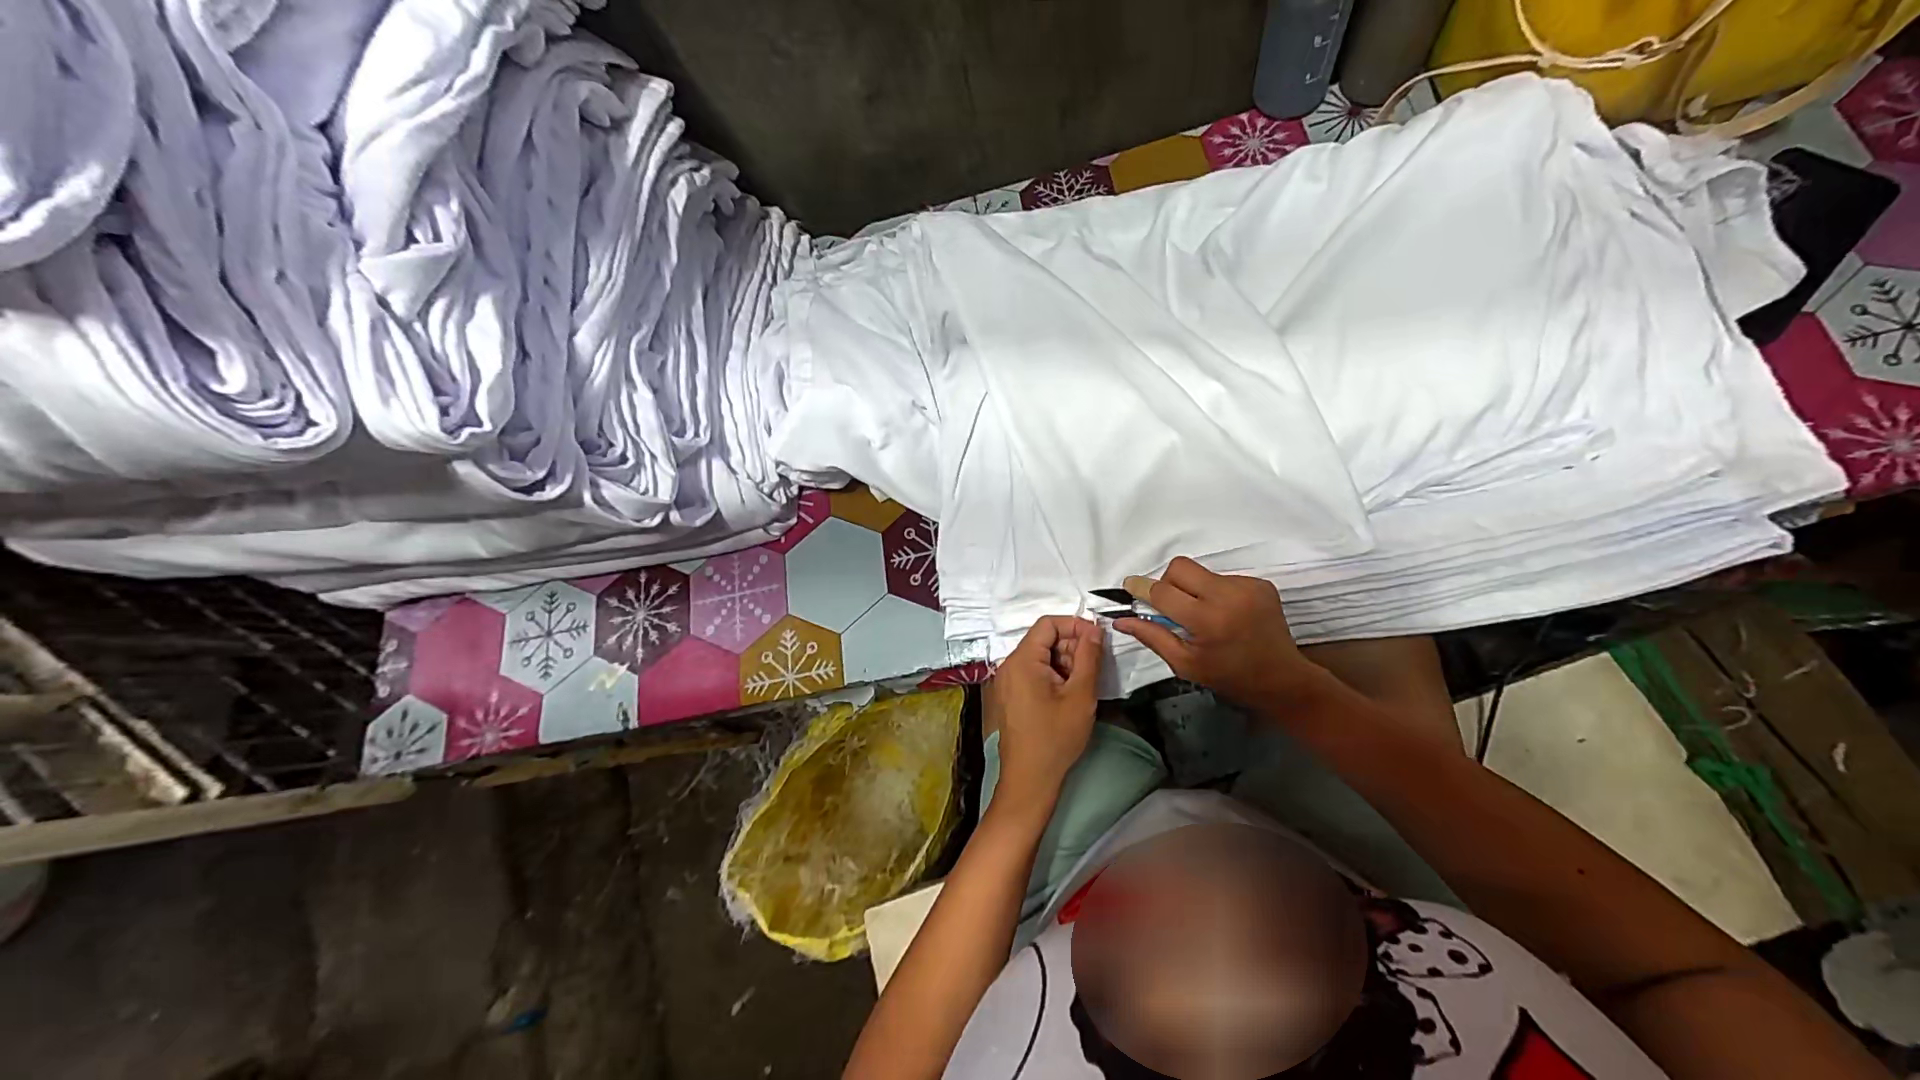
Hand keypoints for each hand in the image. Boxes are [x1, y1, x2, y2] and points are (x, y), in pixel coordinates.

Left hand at [987, 616, 1103, 813]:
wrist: (1030, 778)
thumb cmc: (1056, 737)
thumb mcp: (1080, 694)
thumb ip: (1088, 656)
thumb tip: (1094, 630)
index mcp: (1022, 660)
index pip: (1048, 624)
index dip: (1075, 625)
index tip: (1098, 639)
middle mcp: (1009, 665)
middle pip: (1043, 639)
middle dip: (1071, 646)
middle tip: (1094, 667)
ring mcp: (1007, 681)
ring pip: (1041, 657)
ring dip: (1065, 663)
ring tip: (1083, 685)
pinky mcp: (1010, 695)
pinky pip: (1033, 673)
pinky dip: (1054, 676)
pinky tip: (1070, 695)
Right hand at [1113, 557, 1315, 707]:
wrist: (1283, 679)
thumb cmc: (1229, 677)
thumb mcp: (1185, 664)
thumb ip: (1153, 636)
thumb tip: (1121, 619)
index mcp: (1207, 620)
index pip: (1163, 592)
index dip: (1142, 588)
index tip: (1130, 586)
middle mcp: (1229, 596)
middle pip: (1180, 567)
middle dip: (1168, 582)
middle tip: (1173, 606)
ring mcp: (1247, 586)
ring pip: (1202, 572)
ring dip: (1194, 589)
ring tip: (1205, 615)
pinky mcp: (1260, 583)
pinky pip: (1223, 577)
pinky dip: (1216, 592)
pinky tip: (1226, 614)